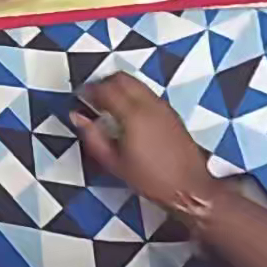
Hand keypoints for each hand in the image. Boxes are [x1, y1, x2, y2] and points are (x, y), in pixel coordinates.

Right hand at [70, 72, 226, 219]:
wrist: (189, 188)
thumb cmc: (151, 179)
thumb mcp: (114, 162)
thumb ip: (92, 136)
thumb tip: (77, 117)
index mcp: (133, 114)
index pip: (105, 89)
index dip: (88, 90)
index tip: (79, 96)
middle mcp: (149, 104)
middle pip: (121, 78)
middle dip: (103, 83)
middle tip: (92, 97)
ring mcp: (163, 106)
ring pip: (135, 82)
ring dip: (118, 86)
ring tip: (108, 104)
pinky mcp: (171, 112)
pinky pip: (146, 92)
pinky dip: (132, 93)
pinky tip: (127, 112)